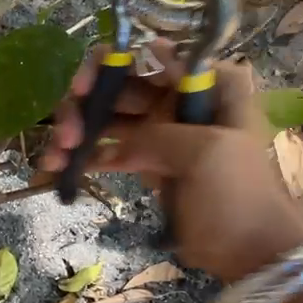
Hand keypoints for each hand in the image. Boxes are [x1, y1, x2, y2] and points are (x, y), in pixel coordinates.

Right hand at [44, 43, 302, 283]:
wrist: (247, 248)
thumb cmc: (238, 194)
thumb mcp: (206, 152)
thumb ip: (158, 132)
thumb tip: (114, 132)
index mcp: (206, 85)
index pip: (152, 55)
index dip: (112, 64)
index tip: (85, 88)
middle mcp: (179, 101)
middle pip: (119, 85)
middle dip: (85, 104)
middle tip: (66, 135)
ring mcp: (159, 132)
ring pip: (105, 118)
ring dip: (76, 132)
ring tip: (55, 158)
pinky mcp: (143, 163)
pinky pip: (104, 150)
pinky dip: (79, 157)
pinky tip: (57, 170)